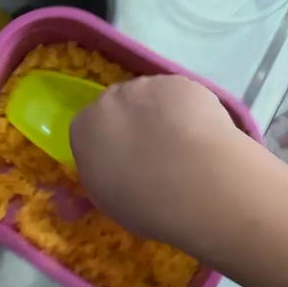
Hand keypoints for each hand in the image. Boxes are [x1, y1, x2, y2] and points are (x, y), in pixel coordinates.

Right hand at [69, 74, 267, 251]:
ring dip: (163, 113)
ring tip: (185, 145)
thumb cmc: (145, 205)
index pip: (91, 127)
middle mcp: (110, 97)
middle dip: (136, 122)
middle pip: (121, 104)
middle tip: (158, 153)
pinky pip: (182, 95)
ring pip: (153, 96)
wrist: (196, 186)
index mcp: (84, 126)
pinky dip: (190, 110)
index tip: (127, 161)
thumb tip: (117, 162)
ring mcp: (148, 85)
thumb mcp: (107, 197)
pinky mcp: (181, 82)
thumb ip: (104, 169)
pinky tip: (202, 135)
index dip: (111, 143)